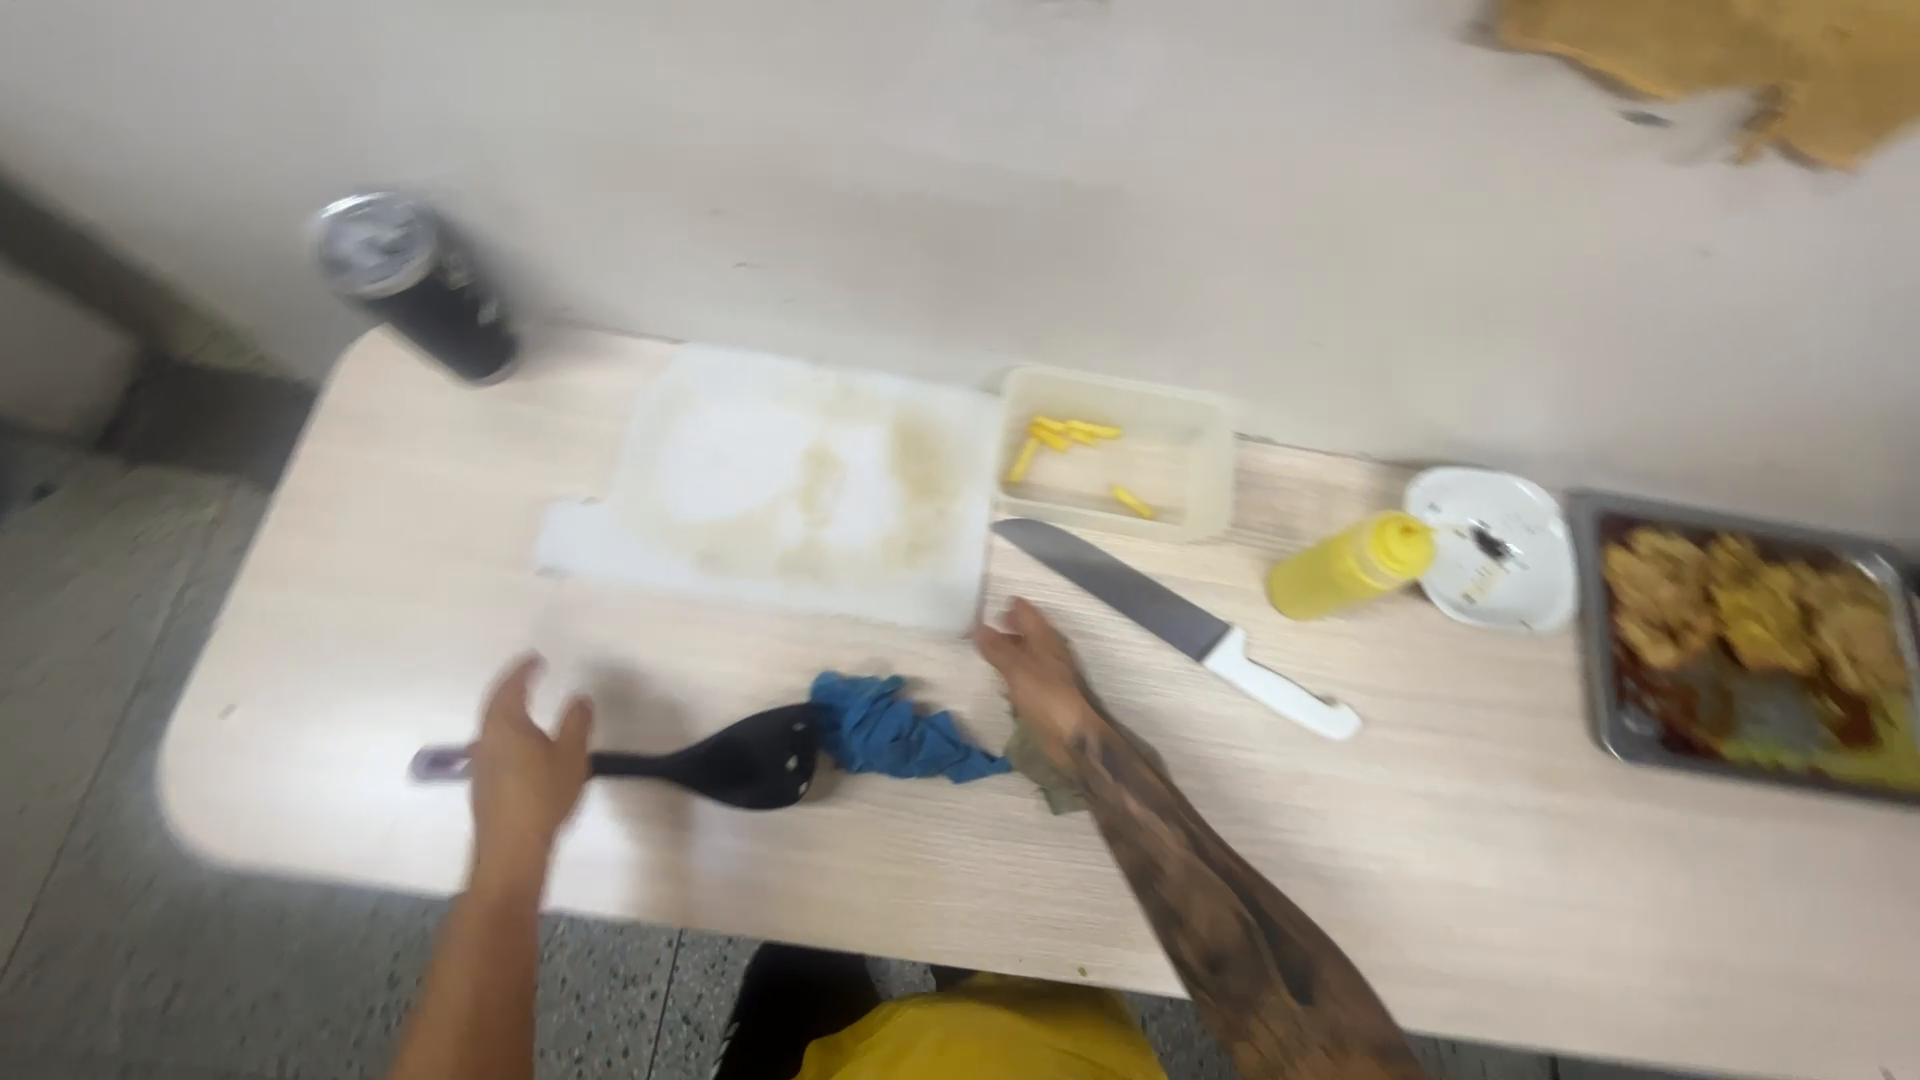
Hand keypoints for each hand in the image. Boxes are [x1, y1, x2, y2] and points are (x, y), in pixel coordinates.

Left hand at [469, 654, 593, 886]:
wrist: (511, 848)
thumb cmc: (543, 795)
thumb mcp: (571, 754)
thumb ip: (576, 722)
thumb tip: (579, 698)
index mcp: (506, 725)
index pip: (511, 688)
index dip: (523, 671)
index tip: (536, 659)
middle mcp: (486, 739)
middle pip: (495, 704)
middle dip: (512, 686)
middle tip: (529, 674)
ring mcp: (481, 763)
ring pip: (492, 725)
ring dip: (508, 709)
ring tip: (526, 703)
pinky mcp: (484, 783)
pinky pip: (494, 743)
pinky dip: (508, 729)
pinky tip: (522, 741)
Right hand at [971, 597, 1101, 763]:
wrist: (1072, 736)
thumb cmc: (1046, 696)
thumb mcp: (1017, 669)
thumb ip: (997, 648)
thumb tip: (977, 627)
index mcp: (1045, 639)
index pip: (1028, 614)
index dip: (1013, 606)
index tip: (995, 600)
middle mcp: (1049, 652)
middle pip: (1030, 631)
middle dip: (1012, 625)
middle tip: (991, 621)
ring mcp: (1050, 673)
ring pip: (1028, 652)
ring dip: (1012, 647)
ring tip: (990, 645)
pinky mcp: (1046, 694)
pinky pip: (1027, 673)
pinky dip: (1014, 669)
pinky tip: (1003, 675)